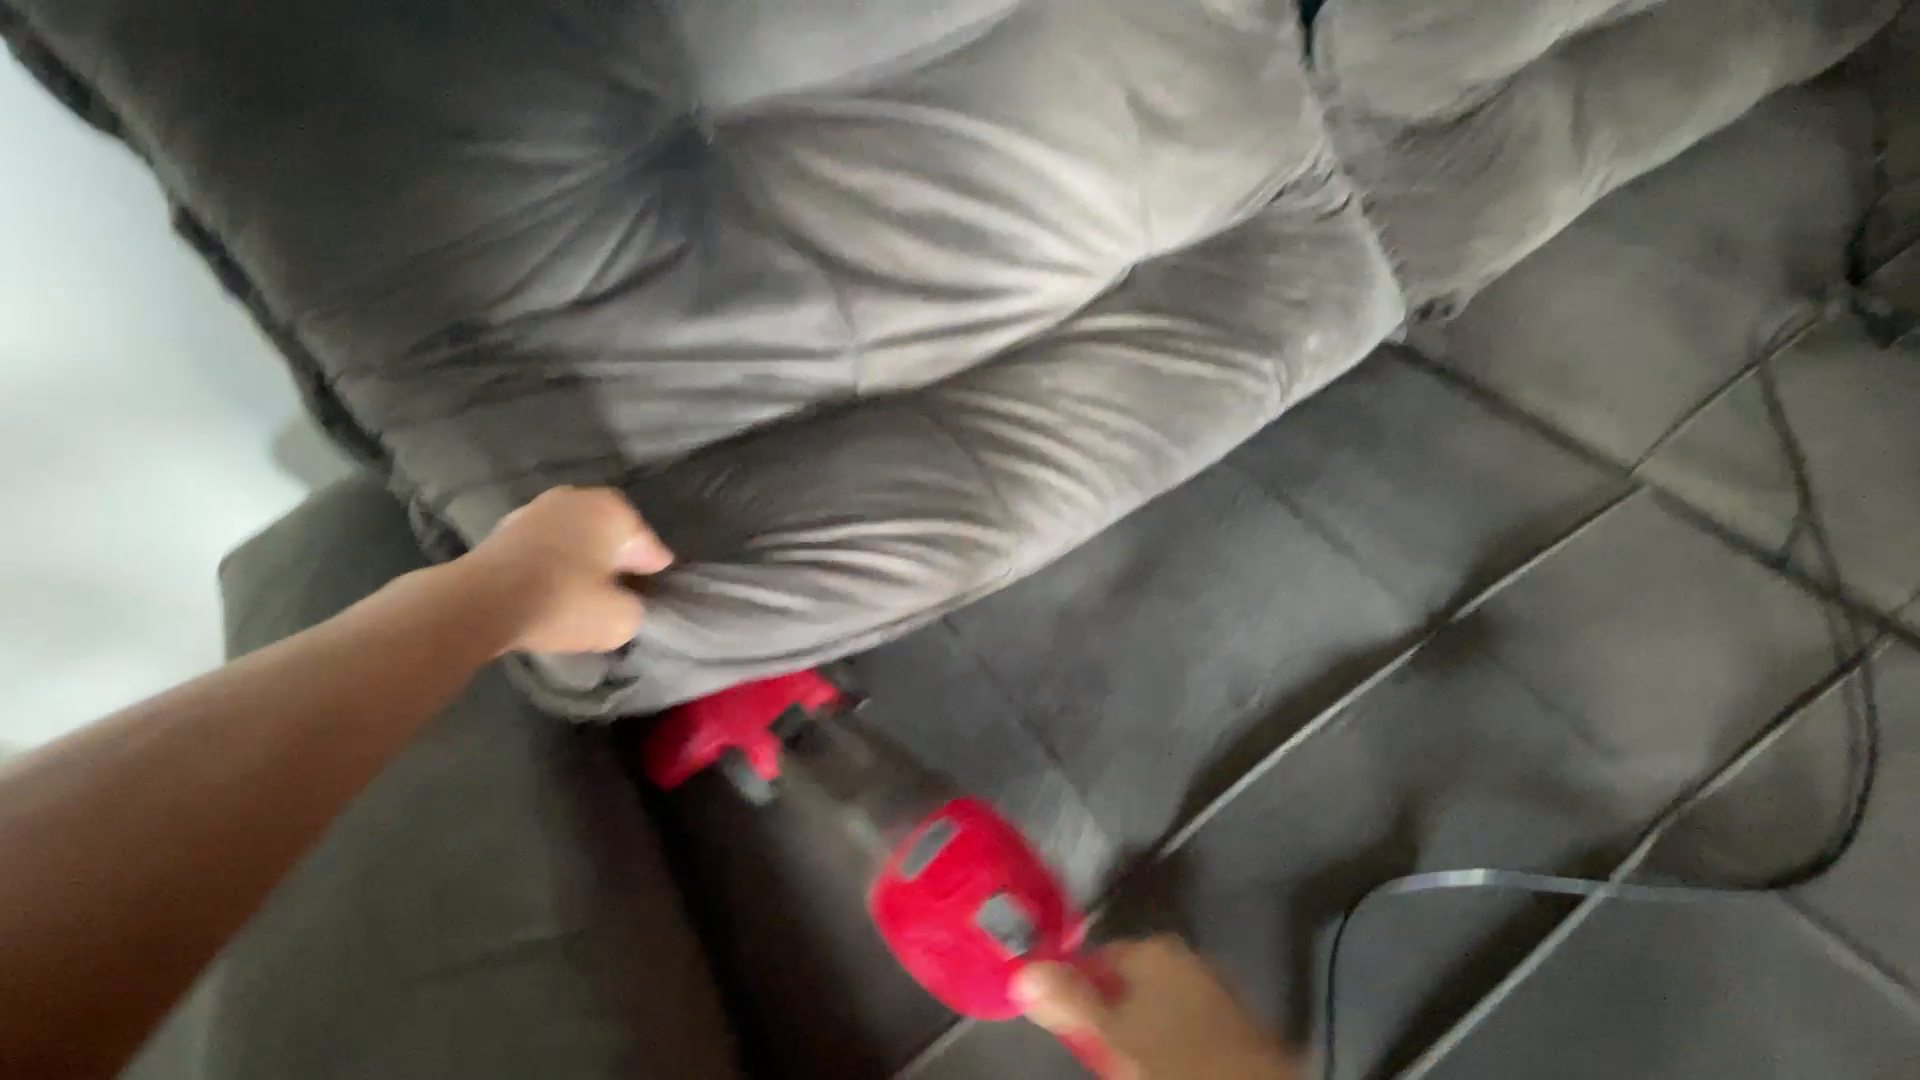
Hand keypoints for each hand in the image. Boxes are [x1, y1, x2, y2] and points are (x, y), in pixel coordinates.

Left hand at [462, 487, 673, 654]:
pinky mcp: (505, 529)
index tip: (648, 601)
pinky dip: (552, 565)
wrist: (476, 605)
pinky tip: (550, 590)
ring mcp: (537, 509)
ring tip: (583, 596)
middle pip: (612, 538)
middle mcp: (578, 497)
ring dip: (582, 562)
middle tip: (618, 596)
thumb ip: (636, 608)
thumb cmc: (561, 603)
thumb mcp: (621, 620)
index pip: (650, 548)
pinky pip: (546, 548)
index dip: (652, 577)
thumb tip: (625, 603)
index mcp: (614, 509)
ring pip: (577, 540)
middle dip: (617, 562)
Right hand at [1014, 937, 1298, 1079]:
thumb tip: (1022, 970)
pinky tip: (1171, 1062)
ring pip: (1158, 1004)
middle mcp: (1183, 955)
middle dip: (1112, 1015)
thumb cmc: (1172, 1060)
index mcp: (1153, 949)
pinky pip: (1186, 1022)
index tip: (1073, 1027)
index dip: (1078, 993)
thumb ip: (1067, 999)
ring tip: (1136, 1062)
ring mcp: (1212, 985)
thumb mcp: (1111, 1034)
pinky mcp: (1235, 1019)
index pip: (1095, 959)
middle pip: (1127, 983)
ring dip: (1142, 1029)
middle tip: (1108, 1053)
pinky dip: (1174, 1039)